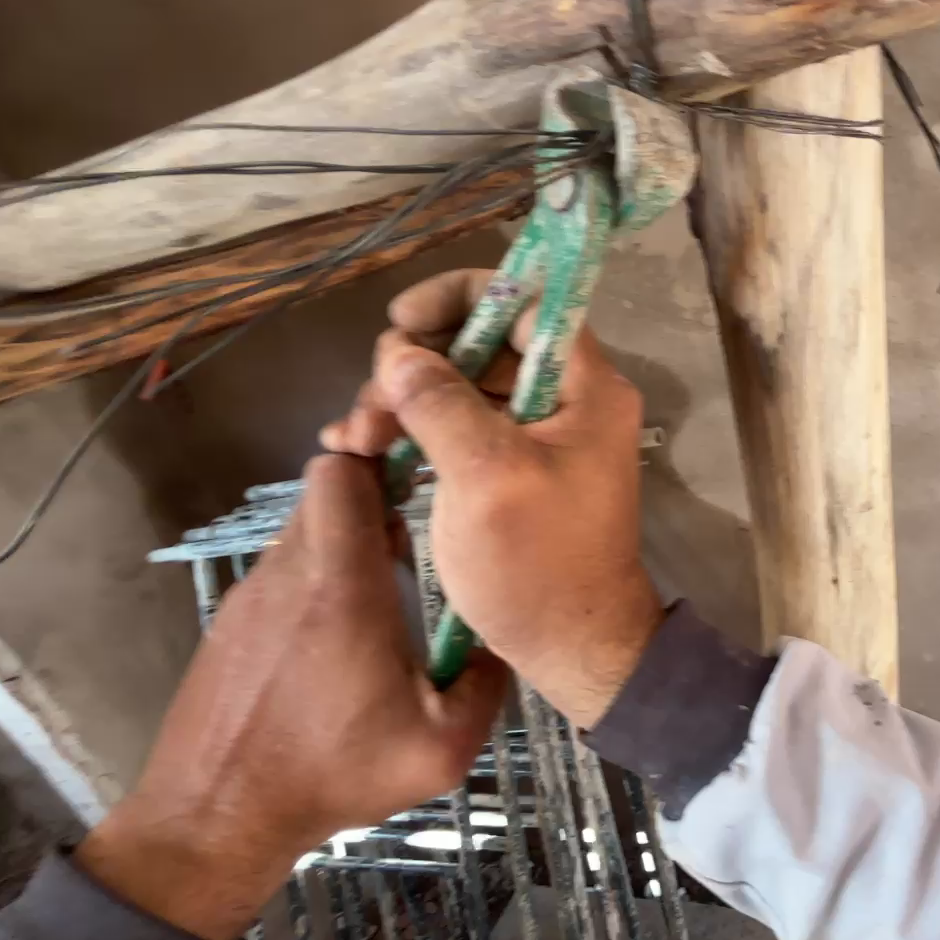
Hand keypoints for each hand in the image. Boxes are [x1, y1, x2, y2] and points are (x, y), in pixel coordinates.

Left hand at [76, 453, 505, 939]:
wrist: (208, 827)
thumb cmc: (331, 776)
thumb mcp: (441, 748)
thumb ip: (488, 682)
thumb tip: (500, 637)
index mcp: (343, 588)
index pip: (341, 473)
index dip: (379, 453)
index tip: (421, 465)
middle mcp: (291, 575)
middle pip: (327, 489)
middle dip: (376, 490)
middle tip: (421, 526)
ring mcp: (252, 596)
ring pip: (307, 526)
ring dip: (350, 533)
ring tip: (391, 580)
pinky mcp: (232, 620)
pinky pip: (286, 566)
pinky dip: (321, 570)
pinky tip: (343, 627)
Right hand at [320, 269, 664, 727]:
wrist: (574, 641)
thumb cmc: (538, 562)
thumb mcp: (485, 475)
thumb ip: (442, 403)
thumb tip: (400, 354)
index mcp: (586, 386)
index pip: (528, 302)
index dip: (461, 298)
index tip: (401, 322)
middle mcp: (571, 398)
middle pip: (488, 345)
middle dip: (419, 364)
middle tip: (368, 409)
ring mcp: (544, 434)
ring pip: (468, 386)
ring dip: (407, 401)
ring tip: (354, 439)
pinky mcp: (518, 466)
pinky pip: (466, 426)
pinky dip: (420, 431)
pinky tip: (367, 451)